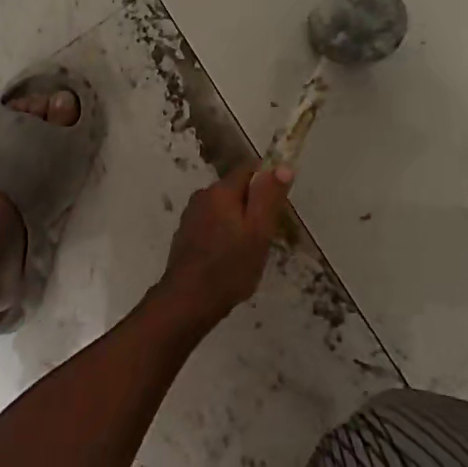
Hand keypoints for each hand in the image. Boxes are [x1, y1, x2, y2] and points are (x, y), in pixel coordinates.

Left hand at [152, 161, 292, 326]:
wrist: (186, 302)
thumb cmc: (229, 267)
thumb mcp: (259, 232)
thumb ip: (269, 196)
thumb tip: (282, 165)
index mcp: (222, 190)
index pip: (250, 168)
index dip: (267, 182)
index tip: (276, 207)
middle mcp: (203, 195)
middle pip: (236, 189)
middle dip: (253, 206)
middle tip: (264, 236)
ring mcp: (191, 215)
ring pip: (223, 208)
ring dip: (237, 222)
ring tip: (247, 252)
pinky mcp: (184, 235)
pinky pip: (211, 224)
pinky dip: (222, 234)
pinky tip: (227, 260)